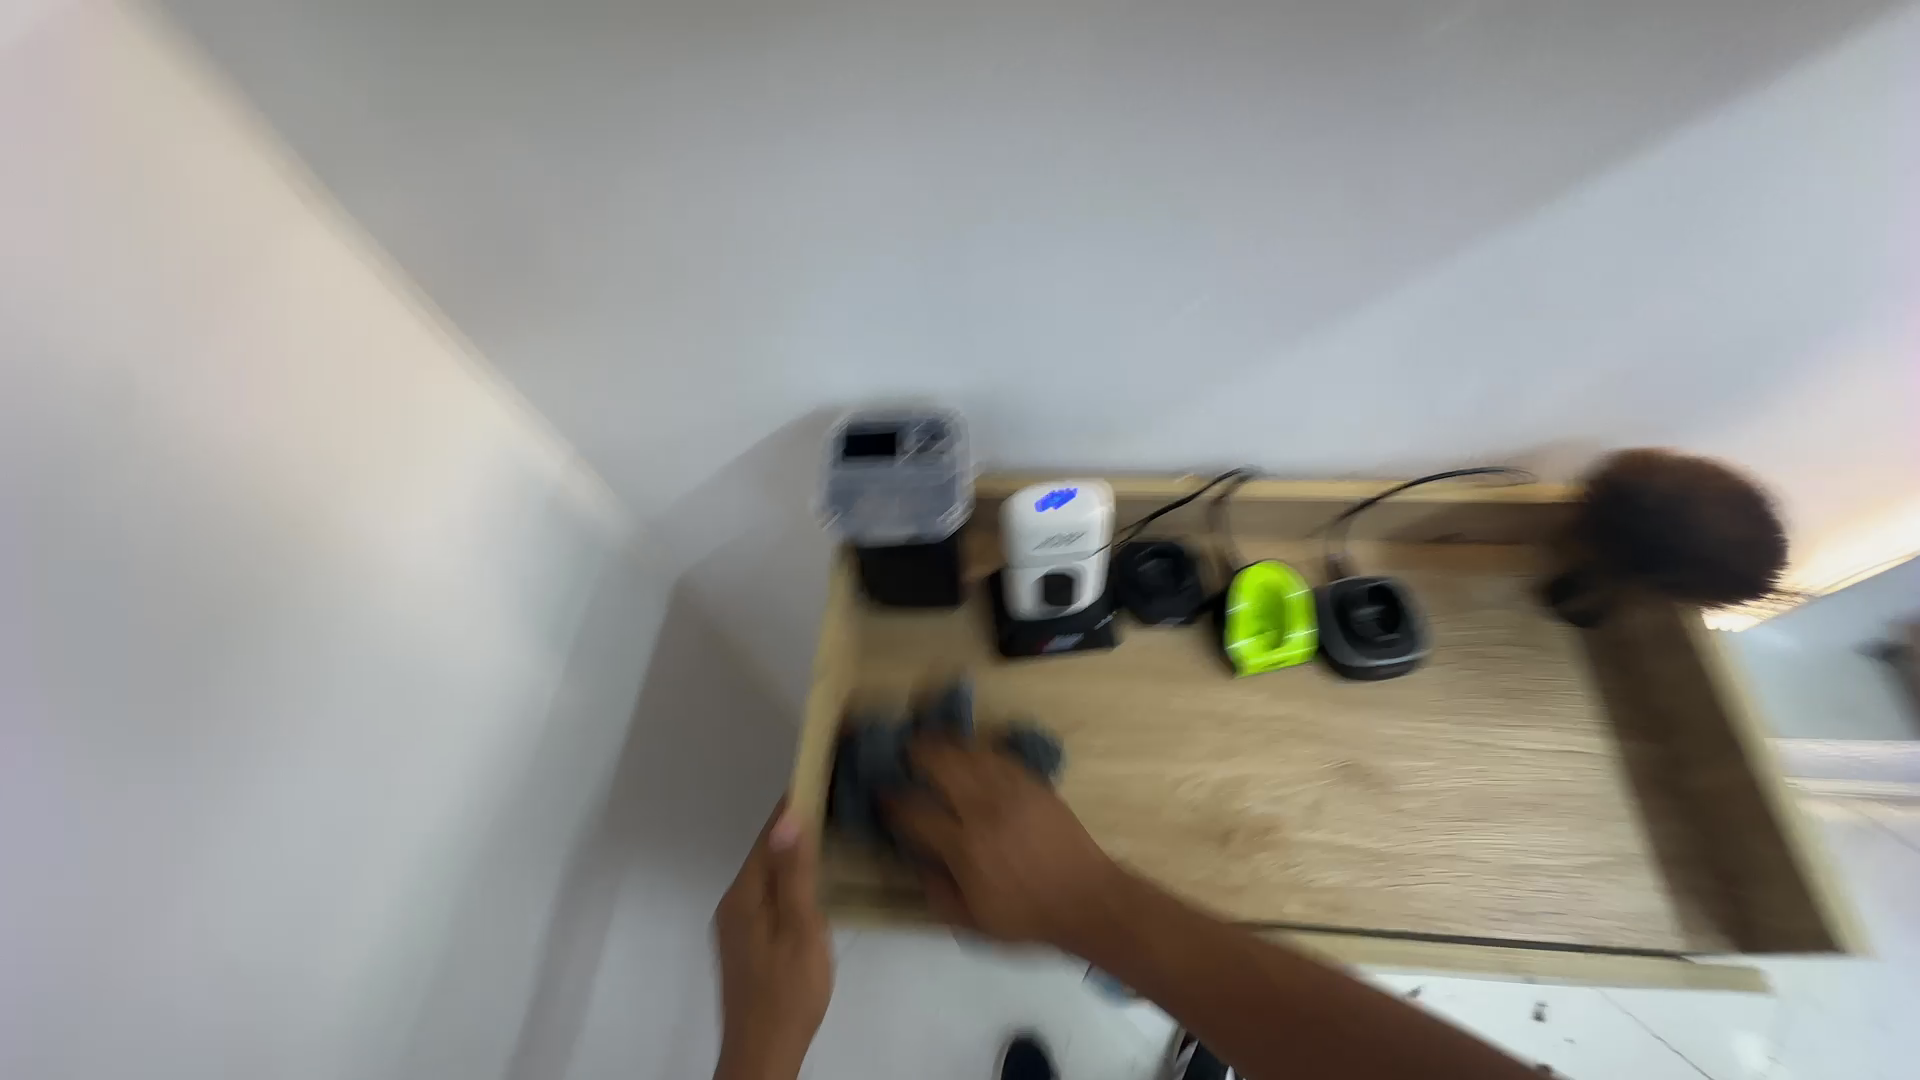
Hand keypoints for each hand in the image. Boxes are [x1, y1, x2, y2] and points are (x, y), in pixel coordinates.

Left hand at [713, 800, 832, 1079]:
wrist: (764, 1056)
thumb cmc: (789, 991)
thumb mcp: (800, 929)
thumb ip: (794, 874)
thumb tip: (788, 817)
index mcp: (745, 895)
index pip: (770, 834)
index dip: (794, 803)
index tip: (819, 772)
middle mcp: (735, 903)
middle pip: (767, 851)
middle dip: (797, 823)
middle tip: (836, 797)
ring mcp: (738, 924)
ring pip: (769, 872)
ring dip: (796, 849)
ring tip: (833, 828)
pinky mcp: (748, 940)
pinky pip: (770, 892)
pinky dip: (792, 875)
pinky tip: (816, 878)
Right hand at [886, 738, 1127, 951]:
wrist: (1088, 899)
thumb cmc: (1028, 916)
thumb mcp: (973, 921)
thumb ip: (937, 891)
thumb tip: (915, 860)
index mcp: (964, 846)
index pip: (915, 811)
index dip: (892, 800)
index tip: (881, 794)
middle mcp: (984, 809)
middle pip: (940, 763)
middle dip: (914, 754)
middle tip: (901, 752)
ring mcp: (1011, 790)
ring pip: (968, 751)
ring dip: (944, 745)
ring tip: (928, 743)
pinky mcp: (1032, 782)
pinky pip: (997, 755)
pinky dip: (976, 750)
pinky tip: (968, 752)